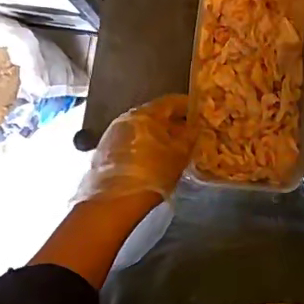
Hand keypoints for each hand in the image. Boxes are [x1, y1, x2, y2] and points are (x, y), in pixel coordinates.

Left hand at [72, 95, 192, 203]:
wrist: (114, 201)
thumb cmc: (152, 173)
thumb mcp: (179, 155)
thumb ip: (190, 136)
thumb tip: (196, 127)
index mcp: (146, 114)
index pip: (171, 101)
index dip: (187, 106)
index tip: (199, 112)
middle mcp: (126, 118)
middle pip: (155, 114)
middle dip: (173, 122)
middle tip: (189, 133)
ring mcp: (113, 134)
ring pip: (142, 129)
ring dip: (157, 135)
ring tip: (172, 148)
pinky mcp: (104, 151)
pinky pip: (131, 141)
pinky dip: (144, 145)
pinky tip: (152, 159)